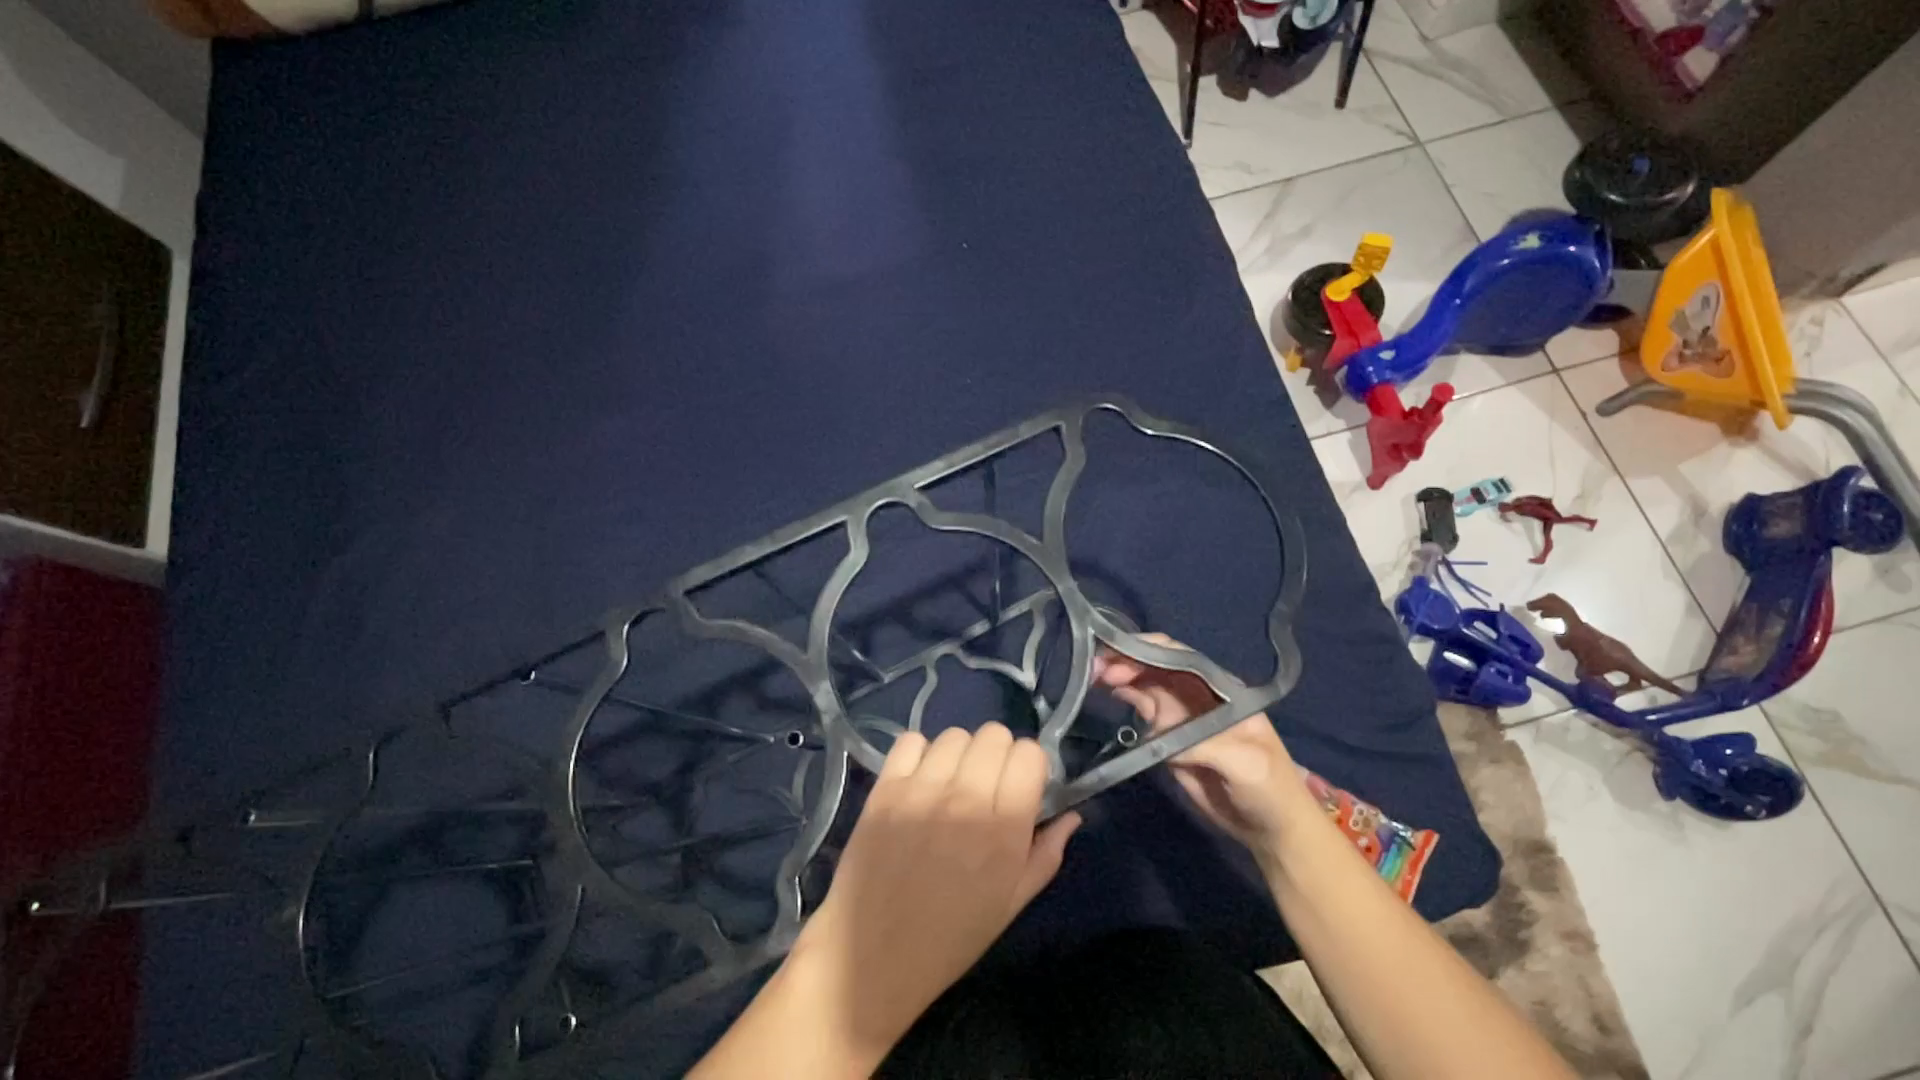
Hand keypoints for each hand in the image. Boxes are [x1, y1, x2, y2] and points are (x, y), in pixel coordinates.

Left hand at [784, 723, 1080, 1064]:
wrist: (874, 955)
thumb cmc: (951, 937)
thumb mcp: (1012, 905)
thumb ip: (1046, 855)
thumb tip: (1071, 816)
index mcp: (1005, 829)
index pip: (1030, 754)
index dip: (1029, 766)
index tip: (1020, 787)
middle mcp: (967, 798)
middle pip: (994, 735)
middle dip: (998, 755)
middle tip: (986, 786)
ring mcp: (922, 790)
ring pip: (955, 734)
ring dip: (960, 754)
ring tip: (950, 785)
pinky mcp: (884, 789)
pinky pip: (911, 741)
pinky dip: (919, 754)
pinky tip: (919, 782)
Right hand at [1094, 633, 1310, 849]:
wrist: (1270, 828)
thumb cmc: (1268, 787)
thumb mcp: (1244, 762)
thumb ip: (1202, 744)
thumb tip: (1157, 739)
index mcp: (1222, 690)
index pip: (1181, 657)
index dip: (1148, 649)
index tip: (1117, 651)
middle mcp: (1199, 696)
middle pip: (1157, 667)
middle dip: (1127, 660)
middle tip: (1096, 669)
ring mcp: (1183, 717)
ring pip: (1146, 685)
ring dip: (1120, 676)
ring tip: (1092, 677)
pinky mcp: (1170, 740)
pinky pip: (1143, 712)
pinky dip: (1125, 697)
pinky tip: (1106, 693)